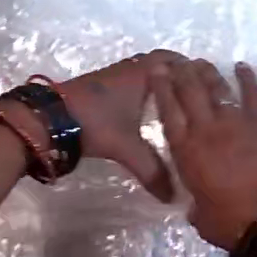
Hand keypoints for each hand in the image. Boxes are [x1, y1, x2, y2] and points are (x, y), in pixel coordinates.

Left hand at [54, 51, 181, 200]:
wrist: (48, 120)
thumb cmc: (94, 124)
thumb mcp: (127, 149)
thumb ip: (152, 171)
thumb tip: (172, 196)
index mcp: (142, 75)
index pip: (172, 60)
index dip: (191, 68)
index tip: (208, 83)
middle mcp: (128, 69)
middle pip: (159, 63)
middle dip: (176, 75)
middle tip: (193, 95)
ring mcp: (111, 76)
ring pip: (142, 72)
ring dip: (157, 82)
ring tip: (174, 103)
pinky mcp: (98, 86)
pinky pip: (129, 80)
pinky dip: (142, 89)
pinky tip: (144, 109)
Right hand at [149, 57, 256, 249]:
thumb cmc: (229, 221)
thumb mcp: (199, 215)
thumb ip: (193, 202)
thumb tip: (193, 203)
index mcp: (186, 150)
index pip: (168, 110)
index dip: (161, 88)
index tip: (156, 71)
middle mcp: (207, 129)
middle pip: (190, 91)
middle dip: (181, 72)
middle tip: (177, 61)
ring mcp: (236, 122)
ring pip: (218, 88)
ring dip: (208, 72)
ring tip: (200, 62)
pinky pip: (253, 94)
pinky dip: (247, 78)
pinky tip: (242, 66)